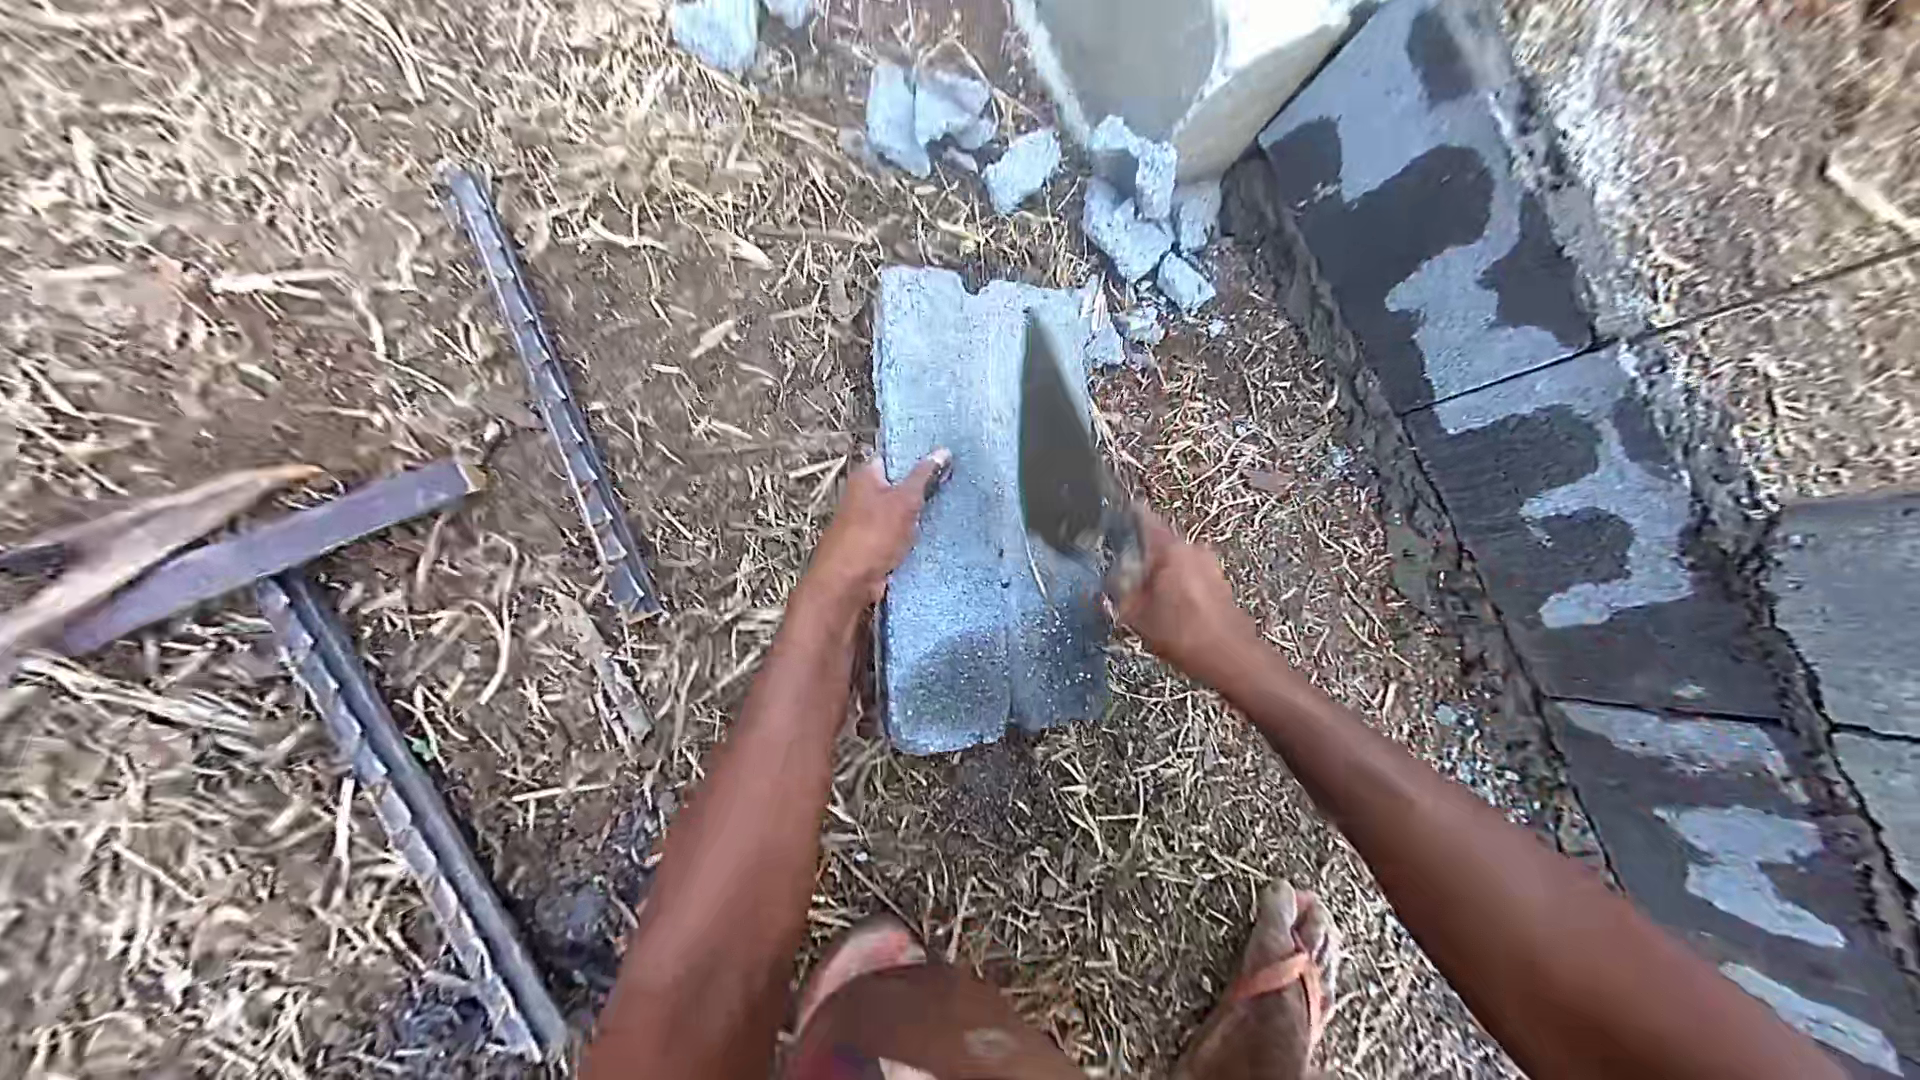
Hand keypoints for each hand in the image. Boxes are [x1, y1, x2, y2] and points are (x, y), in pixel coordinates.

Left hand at [804, 449, 951, 604]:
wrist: (847, 583)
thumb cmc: (873, 535)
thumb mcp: (905, 500)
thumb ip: (924, 475)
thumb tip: (942, 451)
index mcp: (866, 475)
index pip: (894, 456)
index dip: (918, 455)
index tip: (945, 457)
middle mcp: (864, 495)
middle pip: (899, 485)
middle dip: (923, 486)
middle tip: (954, 483)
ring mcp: (868, 522)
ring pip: (901, 511)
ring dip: (920, 514)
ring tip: (951, 507)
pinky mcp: (874, 545)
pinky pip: (899, 534)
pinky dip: (914, 535)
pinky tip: (935, 535)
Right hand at [1113, 508, 1258, 677]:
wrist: (1231, 659)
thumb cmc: (1185, 636)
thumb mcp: (1134, 616)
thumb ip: (1115, 594)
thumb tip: (1105, 584)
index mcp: (1170, 548)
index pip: (1142, 518)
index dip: (1123, 518)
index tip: (1110, 522)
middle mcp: (1192, 548)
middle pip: (1156, 542)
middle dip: (1138, 556)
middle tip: (1120, 576)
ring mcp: (1209, 564)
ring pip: (1172, 559)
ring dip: (1157, 572)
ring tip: (1142, 598)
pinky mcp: (1218, 581)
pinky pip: (1187, 573)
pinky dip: (1174, 583)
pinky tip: (1165, 608)